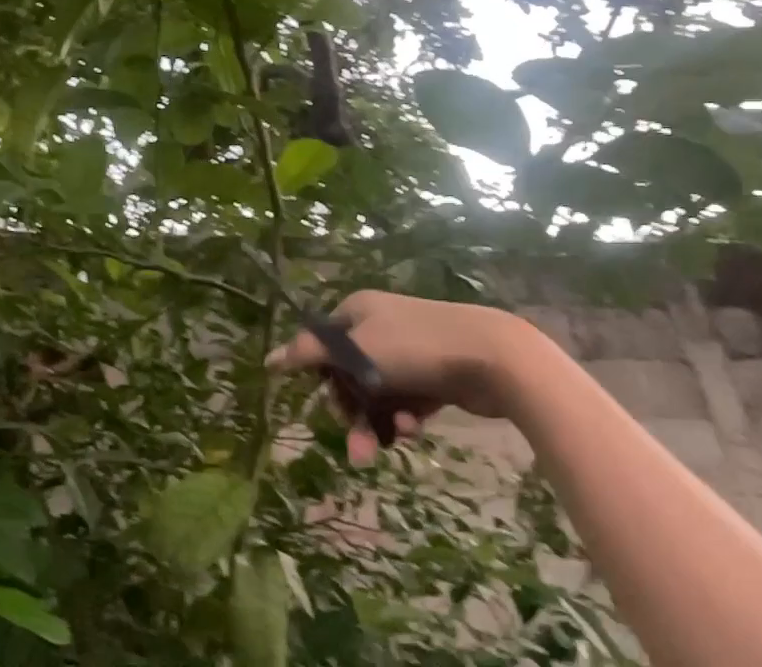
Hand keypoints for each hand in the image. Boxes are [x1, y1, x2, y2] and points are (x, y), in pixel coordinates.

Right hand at [265, 291, 533, 462]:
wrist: (493, 357)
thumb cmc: (415, 348)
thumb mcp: (355, 349)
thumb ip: (308, 354)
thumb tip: (268, 361)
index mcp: (358, 311)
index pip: (323, 342)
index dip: (320, 374)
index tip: (325, 401)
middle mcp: (382, 326)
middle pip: (350, 373)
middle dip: (352, 410)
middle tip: (355, 441)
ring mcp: (410, 351)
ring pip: (380, 392)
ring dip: (377, 421)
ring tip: (382, 449)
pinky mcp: (436, 375)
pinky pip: (408, 400)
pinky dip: (405, 417)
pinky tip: (413, 429)